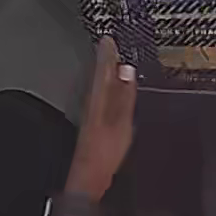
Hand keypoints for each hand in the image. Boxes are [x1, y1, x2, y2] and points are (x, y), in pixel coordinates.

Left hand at [66, 37, 137, 200]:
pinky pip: (101, 96)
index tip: (108, 38)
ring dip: (105, 72)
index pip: (103, 70)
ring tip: (111, 61)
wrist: (89, 176)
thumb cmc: (104, 150)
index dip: (106, 54)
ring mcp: (92, 113)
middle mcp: (93, 102)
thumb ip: (124, 95)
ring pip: (99, 85)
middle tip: (109, 44)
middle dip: (105, 59)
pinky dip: (106, 87)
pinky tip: (110, 91)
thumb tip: (126, 68)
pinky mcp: (94, 123)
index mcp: (99, 98)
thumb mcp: (121, 121)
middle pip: (99, 75)